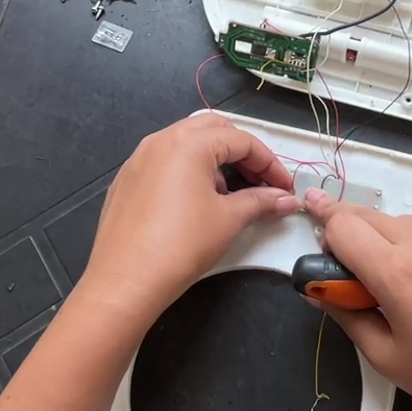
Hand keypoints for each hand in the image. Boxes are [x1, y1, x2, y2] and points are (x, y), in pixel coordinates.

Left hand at [76, 114, 297, 321]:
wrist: (125, 281)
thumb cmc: (182, 245)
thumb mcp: (228, 220)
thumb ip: (261, 202)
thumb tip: (286, 199)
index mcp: (189, 142)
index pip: (242, 141)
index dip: (270, 163)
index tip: (285, 188)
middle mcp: (161, 140)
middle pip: (213, 129)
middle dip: (242, 152)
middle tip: (260, 181)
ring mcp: (139, 158)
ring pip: (186, 142)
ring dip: (215, 158)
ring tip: (229, 193)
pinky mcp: (126, 179)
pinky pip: (165, 161)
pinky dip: (188, 169)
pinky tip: (194, 201)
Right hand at [304, 190, 411, 410]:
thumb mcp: (383, 356)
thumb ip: (344, 313)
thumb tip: (316, 288)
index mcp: (396, 272)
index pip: (343, 226)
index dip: (323, 226)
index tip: (312, 223)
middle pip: (369, 214)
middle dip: (347, 225)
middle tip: (336, 246)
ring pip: (402, 219)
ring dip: (383, 234)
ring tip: (387, 271)